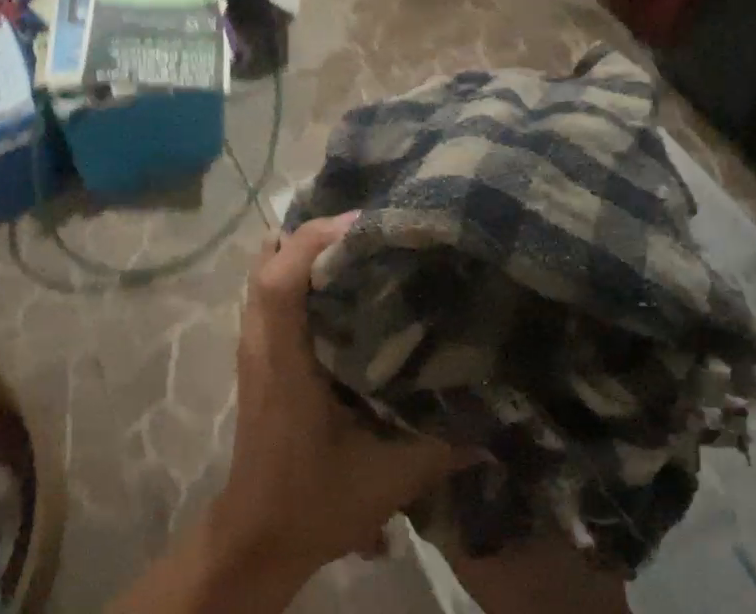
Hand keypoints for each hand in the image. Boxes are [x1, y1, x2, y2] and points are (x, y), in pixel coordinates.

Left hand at [210, 212, 462, 574]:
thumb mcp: (389, 476)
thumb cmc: (315, 500)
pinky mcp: (259, 355)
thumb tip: (502, 405)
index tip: (369, 223)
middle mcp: (259, 339)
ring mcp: (253, 344)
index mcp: (282, 358)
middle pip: (269, 259)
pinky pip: (272, 293)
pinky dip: (301, 275)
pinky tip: (349, 290)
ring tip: (364, 248)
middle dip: (316, 234)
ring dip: (307, 252)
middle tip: (375, 229)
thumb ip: (444, 442)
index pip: (280, 277)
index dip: (316, 239)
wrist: (260, 533)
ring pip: (266, 272)